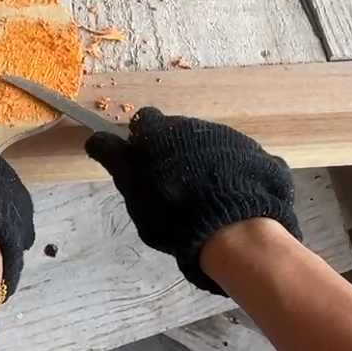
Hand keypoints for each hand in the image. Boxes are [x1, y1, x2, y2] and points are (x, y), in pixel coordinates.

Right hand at [84, 109, 299, 294]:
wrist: (234, 229)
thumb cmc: (171, 211)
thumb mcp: (132, 191)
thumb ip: (115, 160)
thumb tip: (95, 138)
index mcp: (160, 131)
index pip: (144, 121)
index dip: (142, 141)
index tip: (143, 163)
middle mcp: (194, 125)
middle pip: (178, 133)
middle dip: (174, 153)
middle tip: (172, 187)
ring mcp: (229, 137)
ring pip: (208, 145)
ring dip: (203, 163)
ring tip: (204, 199)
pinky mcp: (256, 154)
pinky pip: (237, 160)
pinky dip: (230, 174)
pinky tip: (229, 200)